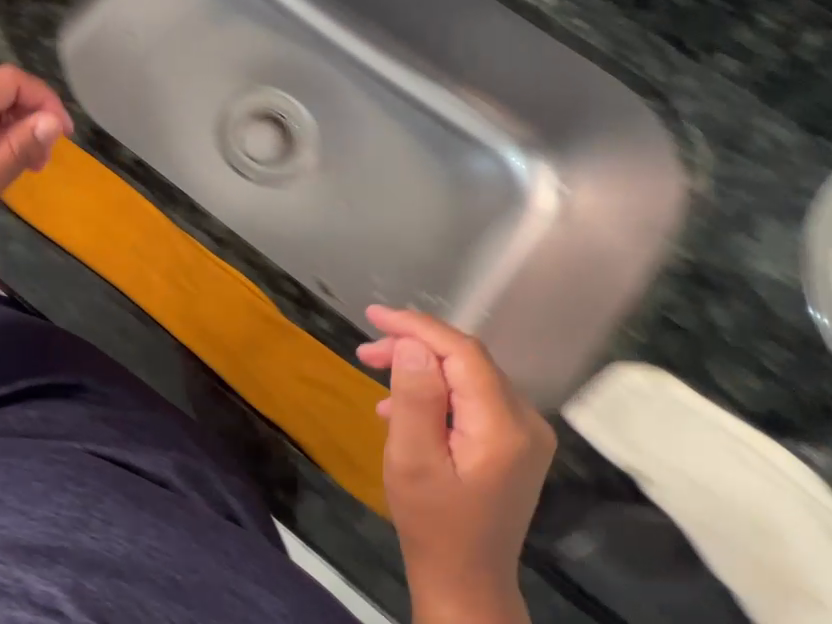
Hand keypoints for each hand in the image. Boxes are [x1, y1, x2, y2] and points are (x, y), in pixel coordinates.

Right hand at [358, 306, 554, 623]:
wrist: (466, 575)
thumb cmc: (432, 519)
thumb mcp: (412, 458)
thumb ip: (416, 398)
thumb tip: (412, 346)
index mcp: (503, 426)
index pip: (463, 354)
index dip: (418, 327)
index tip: (372, 315)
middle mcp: (526, 423)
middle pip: (468, 361)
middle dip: (415, 345)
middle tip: (364, 352)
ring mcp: (524, 436)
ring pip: (469, 376)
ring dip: (421, 365)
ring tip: (374, 370)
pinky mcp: (513, 445)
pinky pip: (472, 397)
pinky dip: (435, 389)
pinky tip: (401, 406)